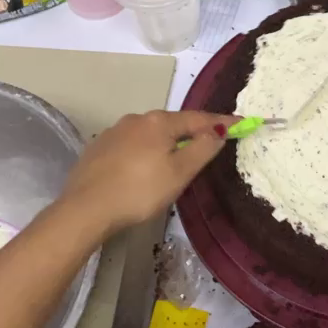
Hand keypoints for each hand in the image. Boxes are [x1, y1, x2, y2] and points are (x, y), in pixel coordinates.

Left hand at [59, 110, 233, 237]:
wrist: (85, 208)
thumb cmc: (139, 191)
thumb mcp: (179, 173)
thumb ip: (202, 148)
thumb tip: (219, 130)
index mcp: (159, 122)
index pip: (198, 118)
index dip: (222, 121)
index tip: (242, 122)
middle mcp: (137, 119)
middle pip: (172, 123)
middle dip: (191, 131)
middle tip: (208, 143)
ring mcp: (114, 132)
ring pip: (150, 133)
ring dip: (165, 142)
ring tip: (173, 160)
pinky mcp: (99, 148)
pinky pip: (131, 144)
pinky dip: (144, 151)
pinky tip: (142, 168)